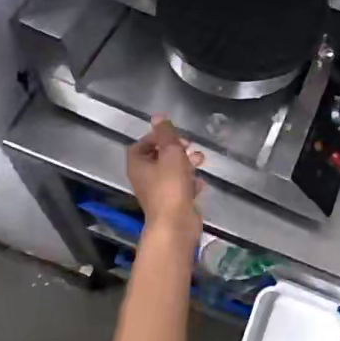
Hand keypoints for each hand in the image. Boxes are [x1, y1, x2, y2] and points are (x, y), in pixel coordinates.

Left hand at [127, 116, 203, 240]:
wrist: (176, 224)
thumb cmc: (170, 185)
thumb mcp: (170, 153)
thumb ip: (166, 134)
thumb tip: (158, 116)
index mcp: (138, 165)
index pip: (141, 144)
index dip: (156, 137)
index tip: (172, 135)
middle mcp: (144, 178)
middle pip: (158, 157)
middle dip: (175, 149)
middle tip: (189, 145)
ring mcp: (158, 192)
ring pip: (171, 171)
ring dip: (186, 163)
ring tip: (200, 160)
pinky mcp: (171, 203)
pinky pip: (180, 187)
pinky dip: (190, 182)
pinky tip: (201, 182)